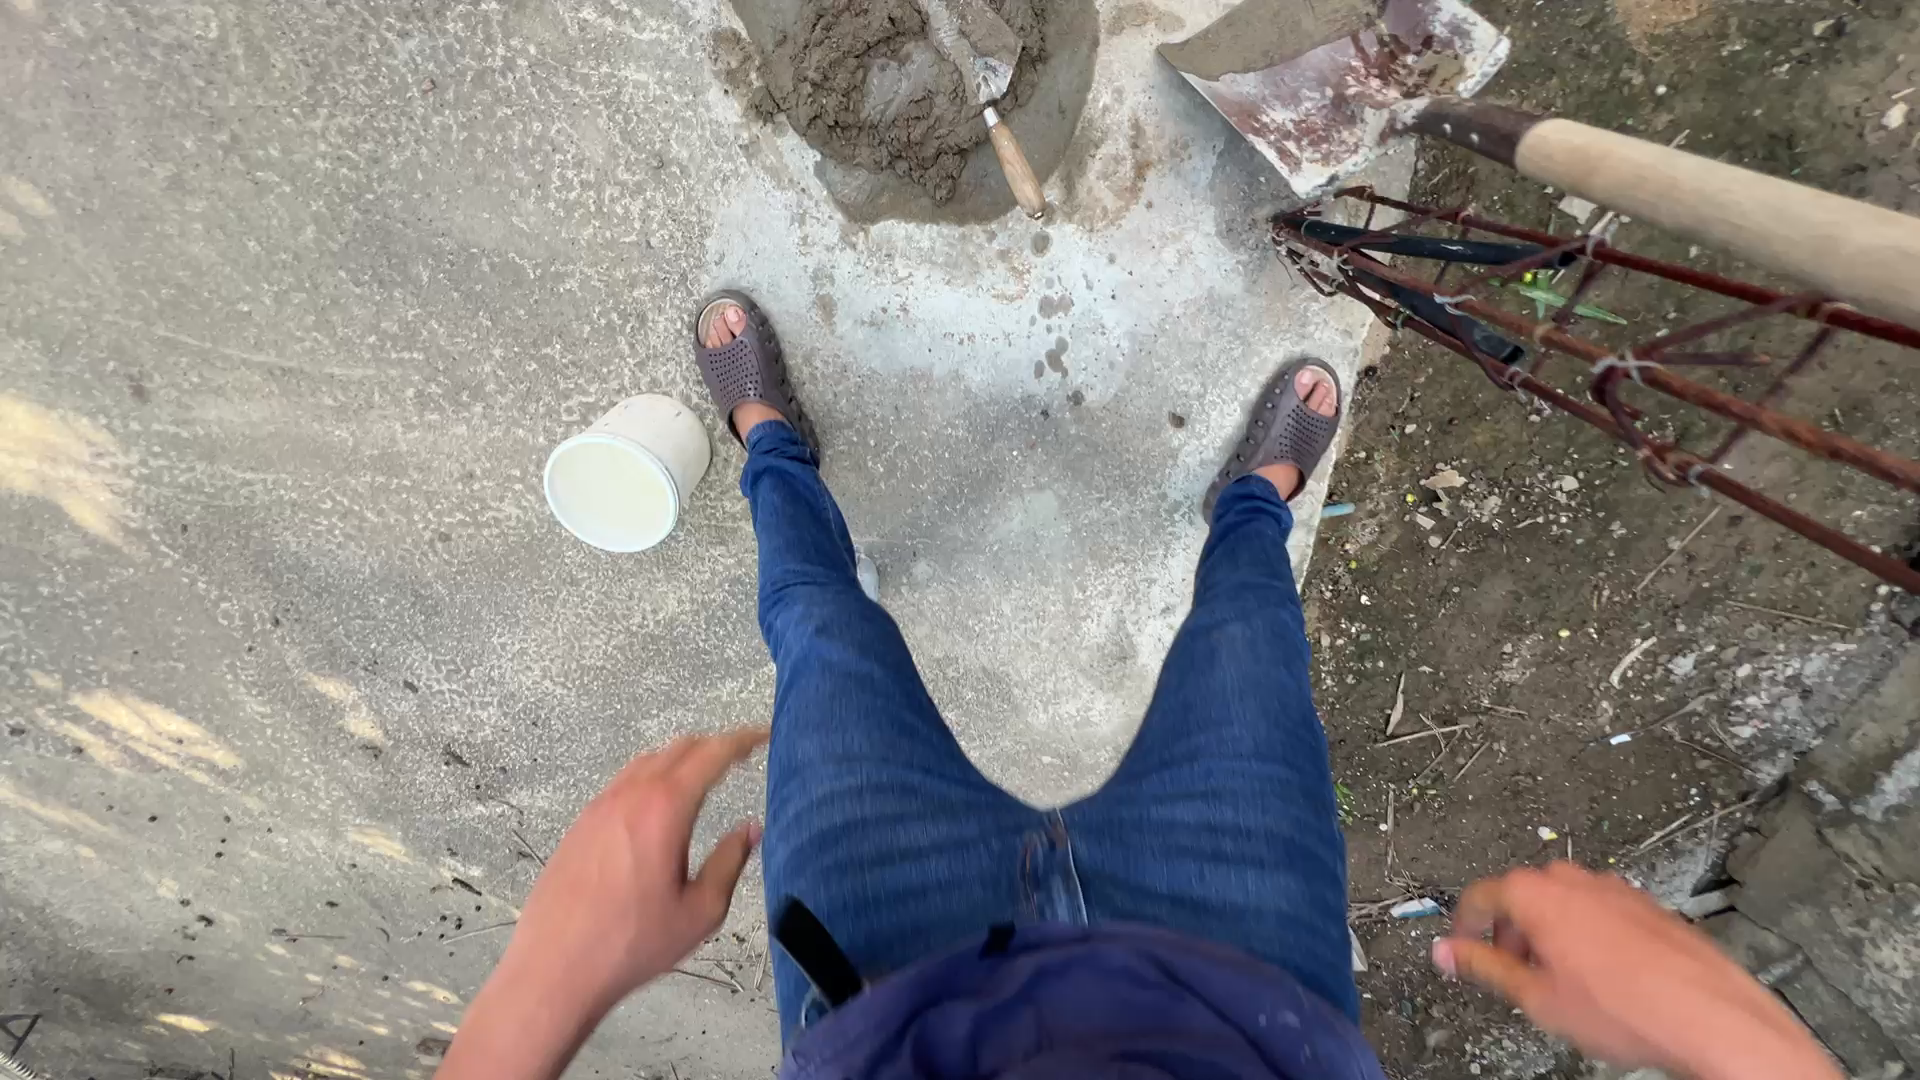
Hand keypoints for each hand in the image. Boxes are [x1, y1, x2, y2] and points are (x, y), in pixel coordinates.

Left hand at [510, 727, 769, 1006]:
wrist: (551, 974)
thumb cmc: (631, 944)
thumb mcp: (700, 911)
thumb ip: (731, 861)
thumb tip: (751, 828)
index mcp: (666, 808)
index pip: (713, 754)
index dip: (744, 739)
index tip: (765, 736)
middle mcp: (632, 795)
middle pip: (681, 746)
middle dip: (716, 745)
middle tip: (743, 756)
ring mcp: (601, 806)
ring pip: (650, 759)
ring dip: (684, 757)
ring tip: (705, 775)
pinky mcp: (581, 823)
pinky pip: (625, 780)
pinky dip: (655, 774)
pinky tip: (660, 803)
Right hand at [1432, 862, 1838, 1079]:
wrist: (1721, 1023)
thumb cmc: (1631, 1009)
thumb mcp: (1537, 998)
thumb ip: (1482, 966)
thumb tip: (1444, 951)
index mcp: (1531, 891)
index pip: (1476, 898)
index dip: (1465, 927)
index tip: (1466, 949)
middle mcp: (1568, 878)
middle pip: (1520, 898)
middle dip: (1514, 933)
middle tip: (1520, 972)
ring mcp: (1612, 888)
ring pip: (1562, 904)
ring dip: (1553, 933)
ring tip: (1569, 979)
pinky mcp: (1649, 904)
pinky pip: (1602, 912)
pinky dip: (1593, 936)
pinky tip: (1610, 977)